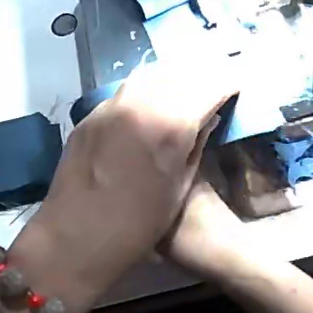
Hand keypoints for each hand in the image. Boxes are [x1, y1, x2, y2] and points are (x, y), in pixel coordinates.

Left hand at [9, 60, 234, 311]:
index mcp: (170, 125)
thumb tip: (207, 118)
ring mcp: (111, 107)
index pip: (207, 88)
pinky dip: (145, 90)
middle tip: (214, 82)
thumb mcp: (180, 186)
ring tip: (185, 87)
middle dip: (200, 77)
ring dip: (171, 78)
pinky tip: (151, 101)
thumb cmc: (139, 224)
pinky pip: (125, 91)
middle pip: (179, 74)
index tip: (235, 86)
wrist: (76, 238)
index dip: (225, 84)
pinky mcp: (90, 115)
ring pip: (149, 75)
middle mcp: (141, 104)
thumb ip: (196, 144)